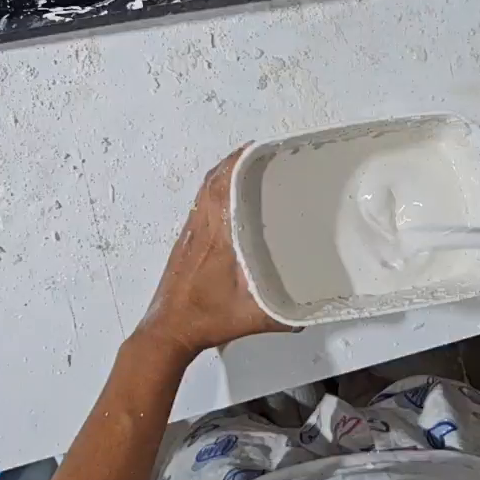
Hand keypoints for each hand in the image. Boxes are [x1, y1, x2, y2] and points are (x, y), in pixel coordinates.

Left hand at [130, 149, 291, 369]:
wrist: (167, 329)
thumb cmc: (205, 319)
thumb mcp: (254, 317)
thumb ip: (286, 315)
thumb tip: (311, 311)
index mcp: (219, 239)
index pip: (224, 189)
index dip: (238, 164)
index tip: (257, 149)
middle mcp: (202, 229)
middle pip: (212, 181)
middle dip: (234, 161)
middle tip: (257, 151)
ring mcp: (190, 234)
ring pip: (203, 191)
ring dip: (222, 173)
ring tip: (244, 165)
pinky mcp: (185, 242)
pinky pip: (198, 204)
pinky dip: (212, 190)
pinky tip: (226, 196)